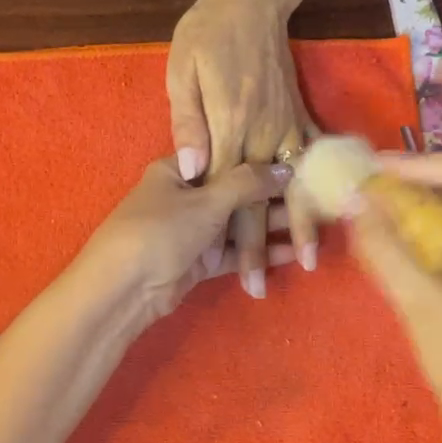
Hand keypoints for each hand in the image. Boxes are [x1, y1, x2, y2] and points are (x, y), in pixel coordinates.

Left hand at [71, 157, 296, 322]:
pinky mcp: (198, 260)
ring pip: (239, 223)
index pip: (230, 155)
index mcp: (181, 167)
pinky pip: (234, 251)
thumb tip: (287, 169)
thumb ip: (247, 182)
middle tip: (318, 197)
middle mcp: (188, 193)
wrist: (123, 287)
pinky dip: (259, 252)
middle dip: (275, 197)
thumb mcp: (206, 200)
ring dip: (272, 227)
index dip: (265, 160)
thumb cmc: (160, 229)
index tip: (303, 164)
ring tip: (315, 228)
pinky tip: (293, 253)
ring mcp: (193, 229)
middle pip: (238, 192)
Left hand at [166, 0, 317, 299]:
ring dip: (298, 223)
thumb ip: (189, 123)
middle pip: (258, 198)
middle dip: (260, 243)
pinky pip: (310, 158)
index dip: (231, 233)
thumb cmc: (205, 34)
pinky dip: (317, 186)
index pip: (226, 191)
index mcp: (229, 124)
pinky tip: (326, 213)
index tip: (238, 272)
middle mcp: (261, 131)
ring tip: (305, 260)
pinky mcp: (297, 117)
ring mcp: (284, 125)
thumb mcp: (182, 72)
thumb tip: (195, 170)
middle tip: (264, 286)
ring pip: (292, 184)